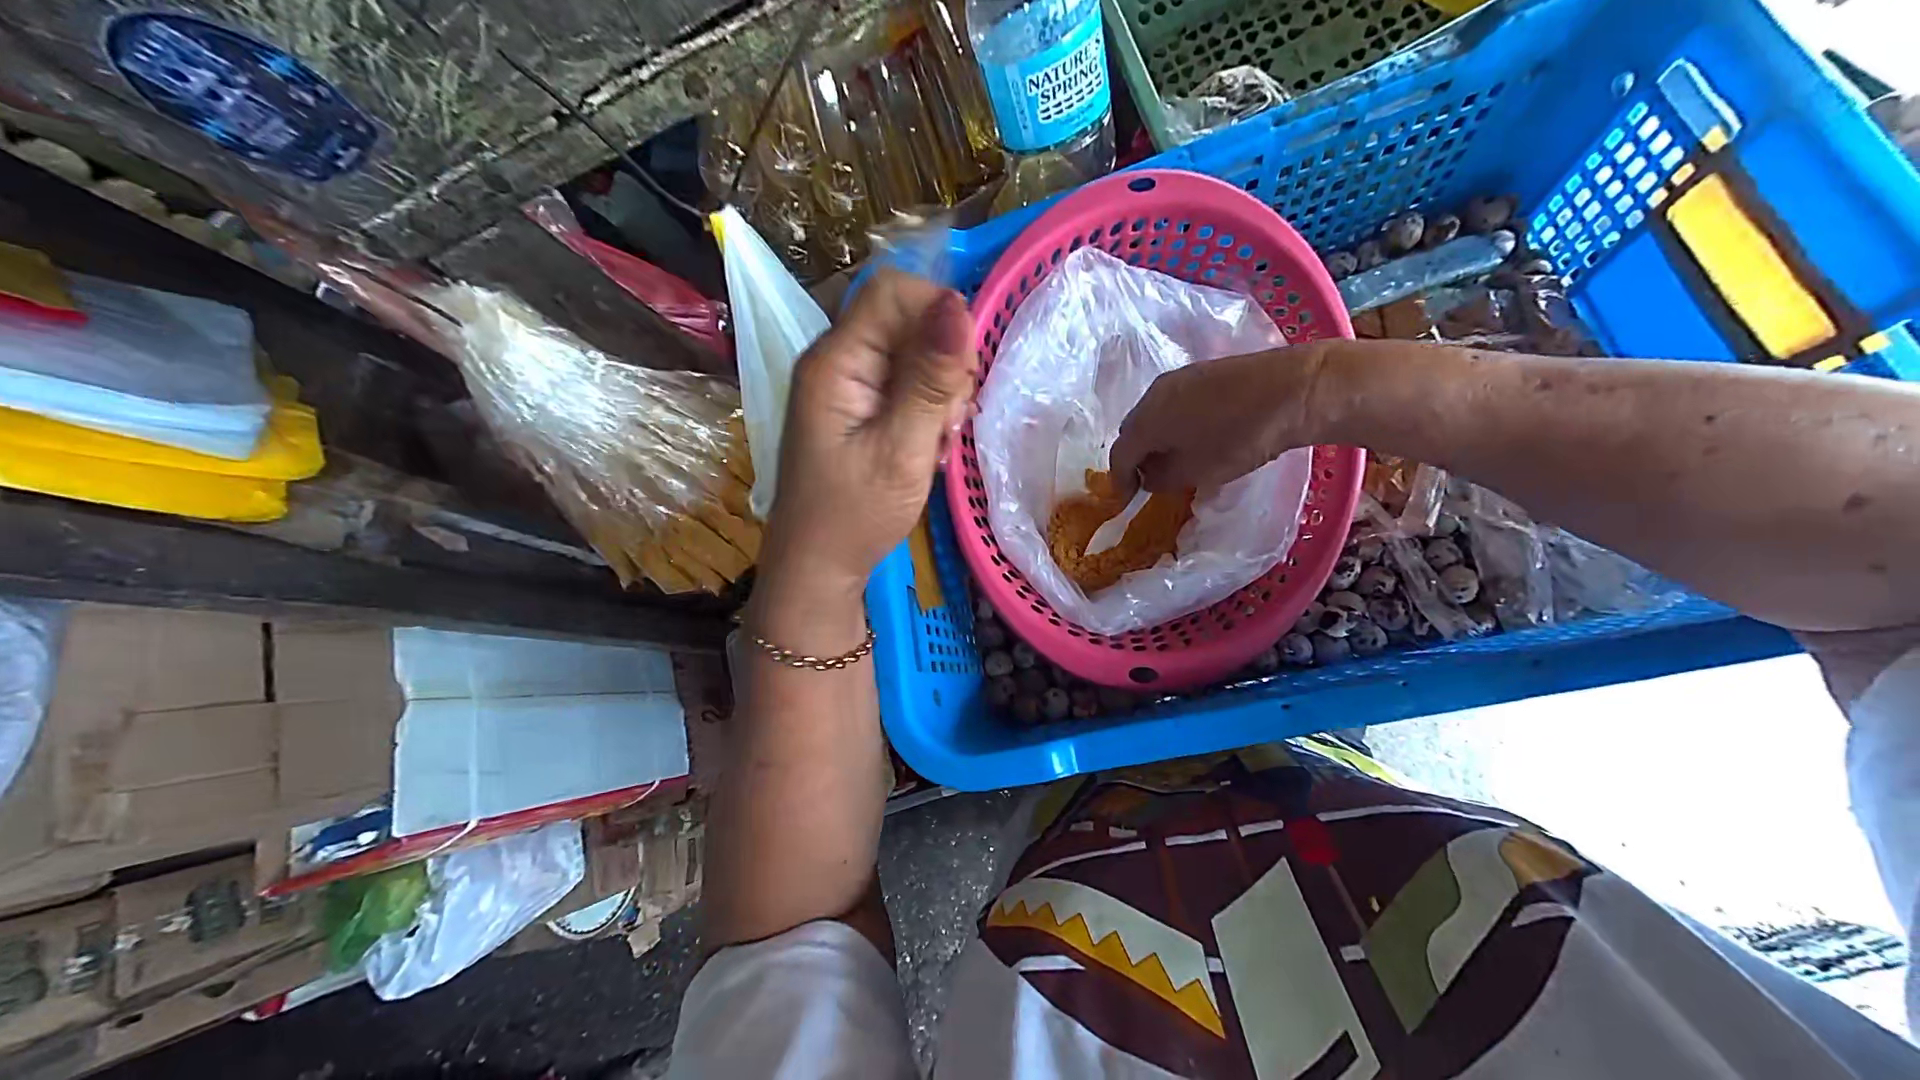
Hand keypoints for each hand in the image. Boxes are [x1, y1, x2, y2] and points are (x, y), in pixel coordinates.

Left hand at [761, 268, 974, 593]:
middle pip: (907, 321)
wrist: (820, 569)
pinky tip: (932, 445)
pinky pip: (906, 384)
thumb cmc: (854, 516)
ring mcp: (848, 386)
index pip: (892, 292)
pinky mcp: (860, 408)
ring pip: (914, 354)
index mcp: (835, 362)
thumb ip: (930, 380)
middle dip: (944, 362)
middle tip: (950, 420)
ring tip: (940, 440)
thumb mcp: (902, 451)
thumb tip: (960, 305)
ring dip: (941, 391)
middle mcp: (837, 361)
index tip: (965, 369)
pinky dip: (929, 409)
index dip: (939, 313)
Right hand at [1109, 343, 1331, 494]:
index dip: (1121, 482)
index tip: (1129, 501)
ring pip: (1154, 415)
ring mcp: (1178, 379)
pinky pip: (1175, 403)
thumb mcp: (1196, 472)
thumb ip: (1162, 479)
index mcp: (1144, 421)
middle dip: (1137, 457)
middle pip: (1133, 432)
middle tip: (1151, 479)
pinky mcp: (1202, 372)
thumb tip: (1149, 476)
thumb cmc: (1238, 438)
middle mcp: (1152, 395)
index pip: (1119, 455)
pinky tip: (1197, 435)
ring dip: (1157, 438)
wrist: (1292, 389)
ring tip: (1175, 458)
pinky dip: (1175, 423)